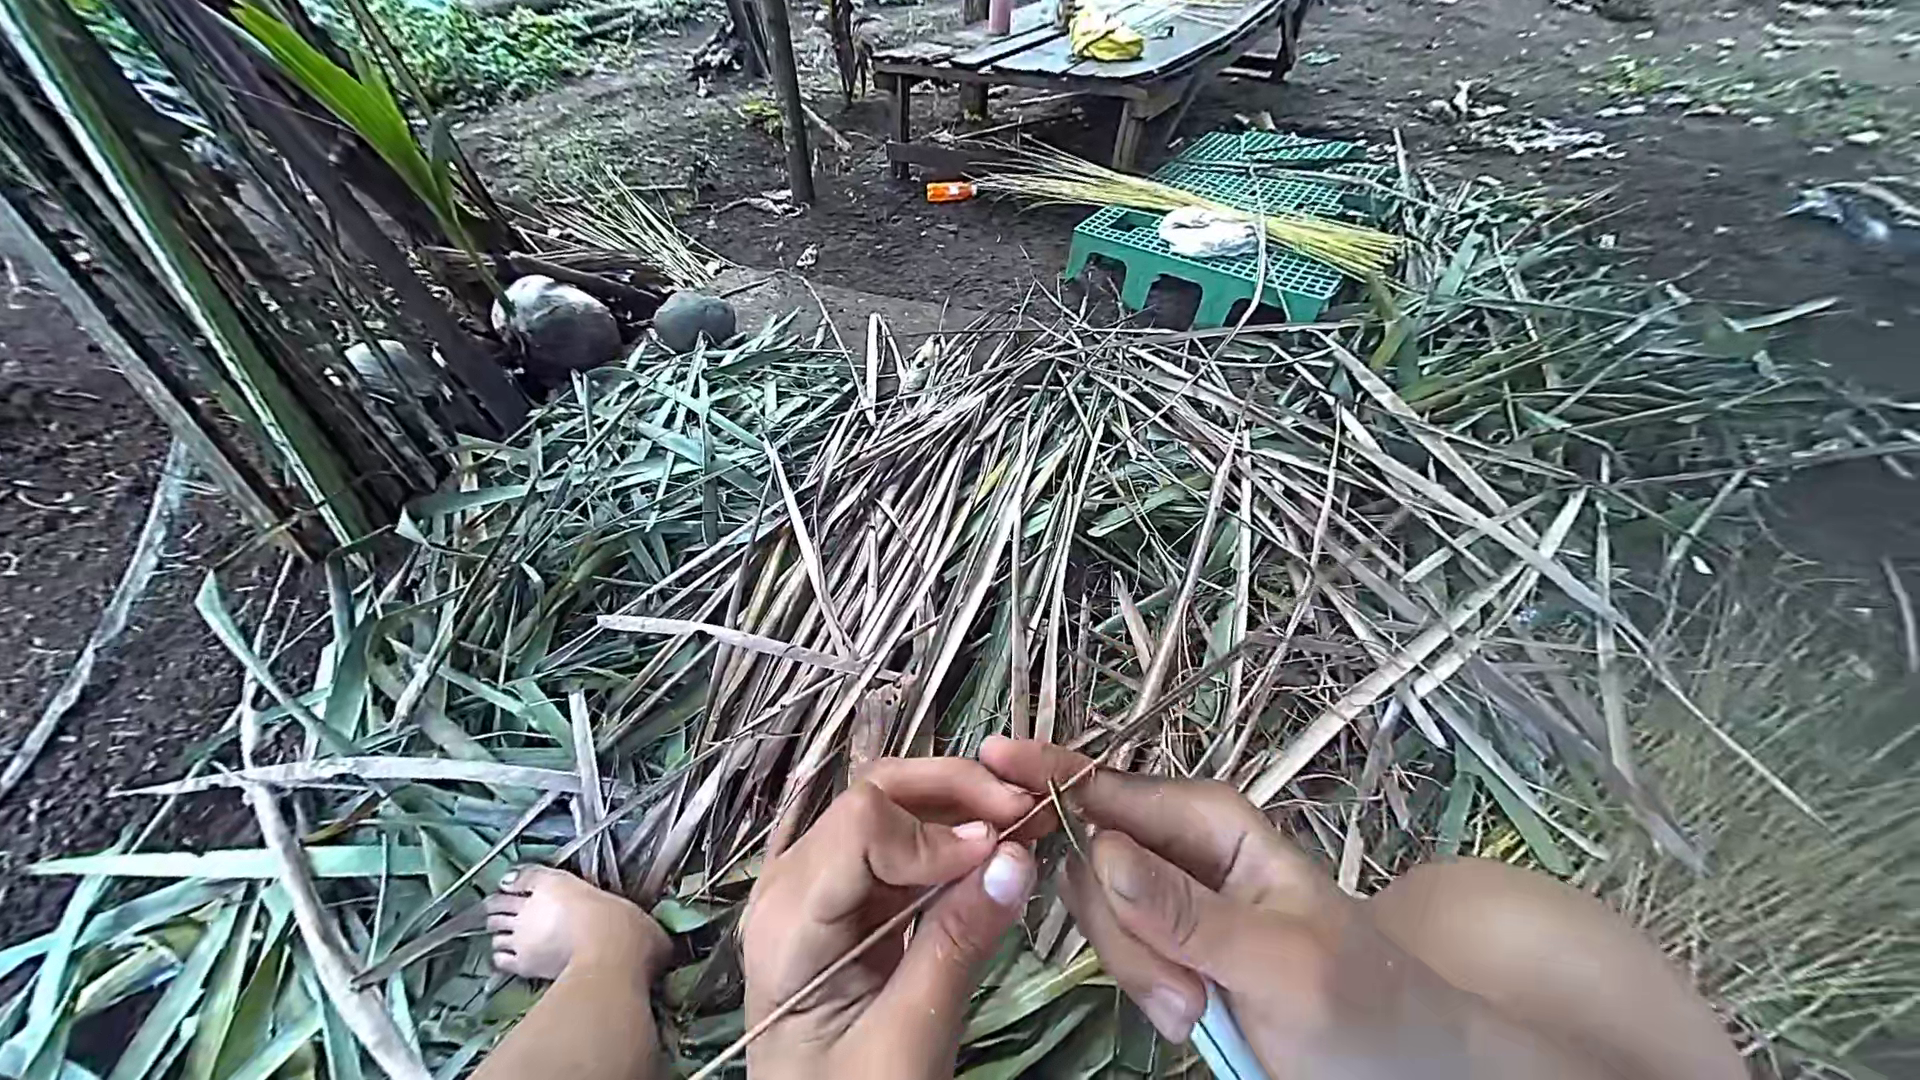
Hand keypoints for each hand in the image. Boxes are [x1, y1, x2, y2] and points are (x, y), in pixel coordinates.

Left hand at [741, 758, 1038, 1079]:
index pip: (861, 827)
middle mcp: (792, 877)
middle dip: (955, 789)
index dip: (935, 831)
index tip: (997, 852)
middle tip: (1025, 806)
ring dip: (960, 801)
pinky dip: (953, 831)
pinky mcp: (849, 884)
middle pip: (876, 793)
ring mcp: (818, 874)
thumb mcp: (908, 1042)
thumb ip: (959, 944)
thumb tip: (1017, 858)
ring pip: (893, 801)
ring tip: (1022, 817)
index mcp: (788, 919)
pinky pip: (903, 835)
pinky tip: (994, 843)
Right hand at [979, 737, 1608, 1079]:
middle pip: (1090, 854)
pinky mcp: (1159, 933)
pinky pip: (1114, 943)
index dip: (1047, 771)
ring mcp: (1164, 888)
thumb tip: (1098, 850)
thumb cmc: (1362, 1006)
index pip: (1109, 786)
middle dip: (1117, 924)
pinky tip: (1191, 1014)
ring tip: (1197, 1011)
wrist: (1405, 1069)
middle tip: (1179, 993)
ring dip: (1134, 964)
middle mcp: (1175, 840)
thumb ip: (1184, 910)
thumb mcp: (1279, 964)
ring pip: (1096, 904)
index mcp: (1206, 819)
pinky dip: (1141, 983)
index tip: (991, 757)